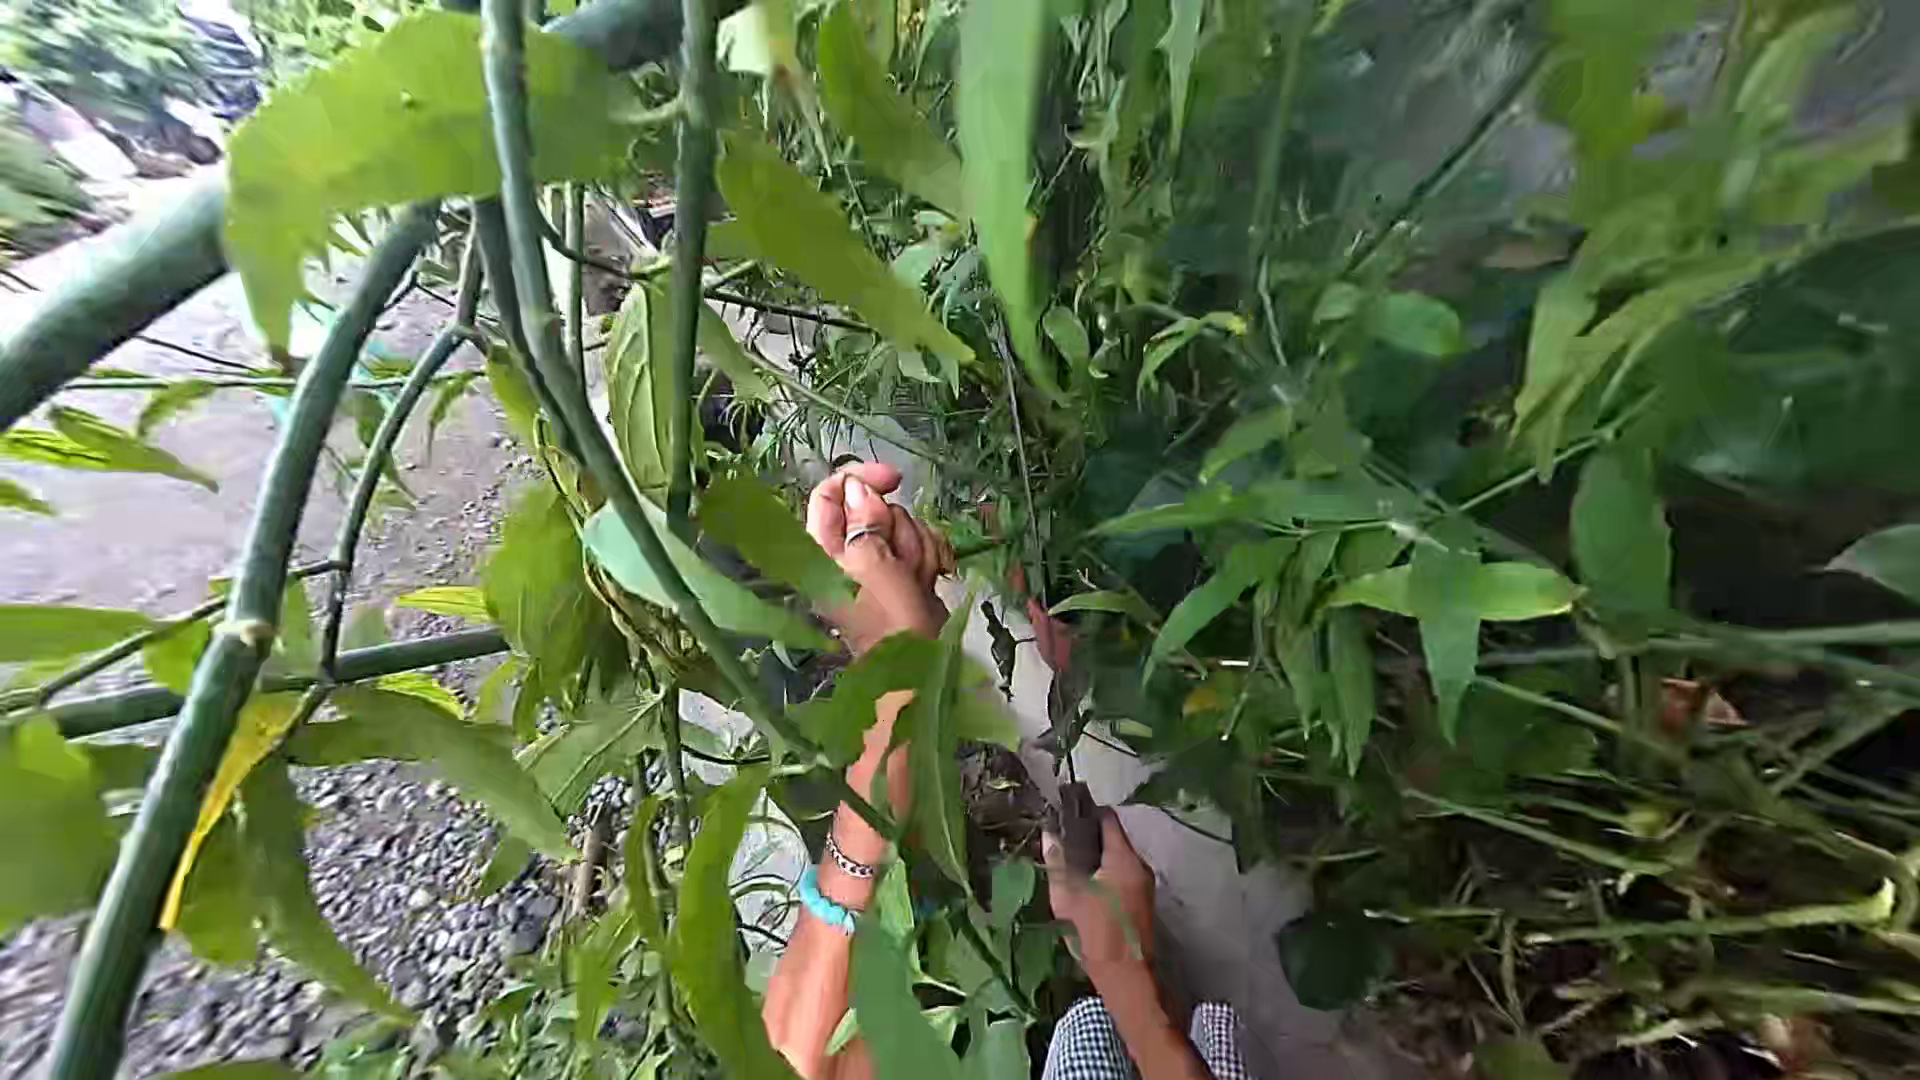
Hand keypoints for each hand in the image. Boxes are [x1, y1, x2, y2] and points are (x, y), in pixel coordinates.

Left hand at [805, 461, 951, 653]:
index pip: (831, 495)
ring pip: (904, 525)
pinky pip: (922, 543)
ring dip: (916, 547)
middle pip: (877, 509)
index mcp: (826, 549)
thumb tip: (858, 488)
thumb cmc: (890, 621)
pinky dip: (931, 557)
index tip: (894, 478)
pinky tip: (932, 578)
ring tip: (914, 579)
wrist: (920, 666)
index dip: (860, 479)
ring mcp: (880, 560)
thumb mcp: (873, 566)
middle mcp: (850, 551)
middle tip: (899, 564)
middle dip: (897, 529)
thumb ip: (863, 522)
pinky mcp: (905, 570)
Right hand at [1044, 811, 1154, 975]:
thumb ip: (1057, 862)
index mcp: (1123, 858)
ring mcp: (1146, 884)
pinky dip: (1108, 871)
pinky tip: (1090, 884)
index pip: (1107, 817)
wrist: (1129, 981)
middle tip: (1065, 842)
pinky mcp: (1145, 900)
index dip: (1086, 812)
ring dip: (1099, 856)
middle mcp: (1139, 865)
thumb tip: (1049, 835)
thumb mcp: (1067, 898)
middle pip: (1114, 836)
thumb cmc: (1095, 935)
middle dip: (1090, 836)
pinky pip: (1124, 872)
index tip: (1066, 815)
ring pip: (1119, 856)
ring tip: (1074, 863)